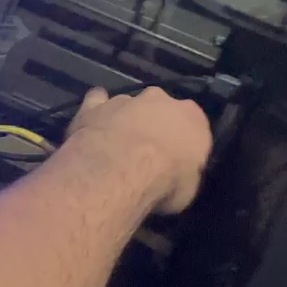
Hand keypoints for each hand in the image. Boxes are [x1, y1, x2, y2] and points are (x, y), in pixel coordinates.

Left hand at [64, 87, 210, 216]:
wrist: (120, 171)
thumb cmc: (165, 182)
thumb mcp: (189, 187)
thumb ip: (185, 170)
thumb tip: (177, 172)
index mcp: (191, 116)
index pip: (193, 123)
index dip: (184, 141)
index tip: (177, 157)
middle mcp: (159, 99)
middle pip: (159, 108)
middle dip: (154, 124)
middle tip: (146, 151)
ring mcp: (124, 99)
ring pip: (128, 105)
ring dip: (125, 120)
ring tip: (116, 146)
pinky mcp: (94, 105)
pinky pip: (96, 101)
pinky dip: (95, 111)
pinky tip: (93, 123)